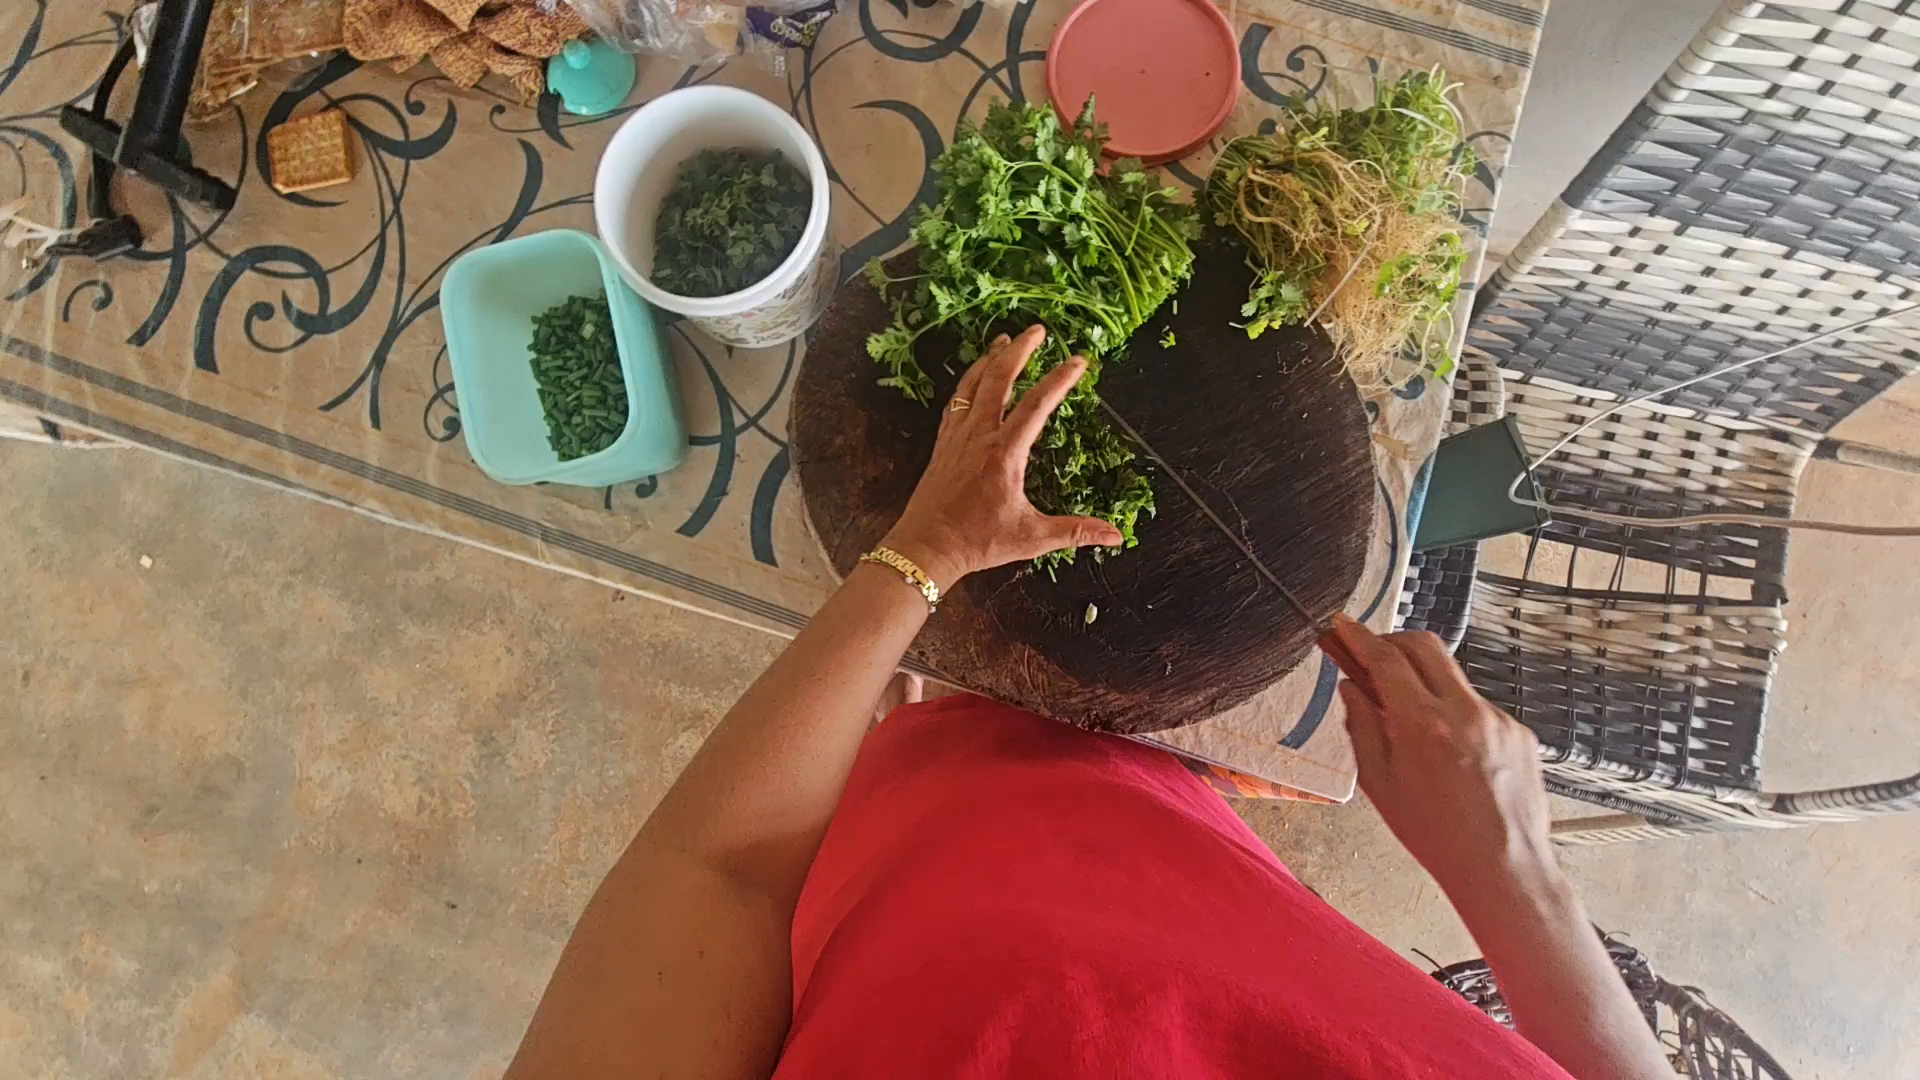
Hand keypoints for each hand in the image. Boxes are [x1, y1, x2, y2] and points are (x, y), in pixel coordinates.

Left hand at [881, 325, 1124, 590]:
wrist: (926, 547)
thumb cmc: (977, 542)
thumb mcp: (1032, 538)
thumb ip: (1074, 531)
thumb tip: (1115, 535)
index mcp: (1004, 453)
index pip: (1036, 405)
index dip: (1060, 379)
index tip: (1079, 360)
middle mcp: (978, 436)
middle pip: (998, 379)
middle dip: (1020, 350)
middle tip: (1037, 330)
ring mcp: (956, 438)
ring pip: (971, 385)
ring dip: (989, 359)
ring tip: (1003, 340)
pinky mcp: (942, 446)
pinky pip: (954, 404)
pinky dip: (967, 384)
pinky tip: (972, 380)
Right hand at [1327, 615, 1560, 902]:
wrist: (1503, 870)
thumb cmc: (1433, 832)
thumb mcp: (1376, 779)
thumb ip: (1360, 724)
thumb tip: (1351, 686)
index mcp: (1423, 724)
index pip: (1385, 658)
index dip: (1358, 636)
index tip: (1341, 625)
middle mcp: (1465, 712)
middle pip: (1423, 645)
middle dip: (1390, 641)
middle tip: (1368, 655)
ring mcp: (1497, 719)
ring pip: (1449, 673)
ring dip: (1420, 677)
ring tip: (1403, 713)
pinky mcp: (1519, 732)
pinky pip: (1473, 702)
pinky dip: (1448, 706)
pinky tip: (1441, 742)